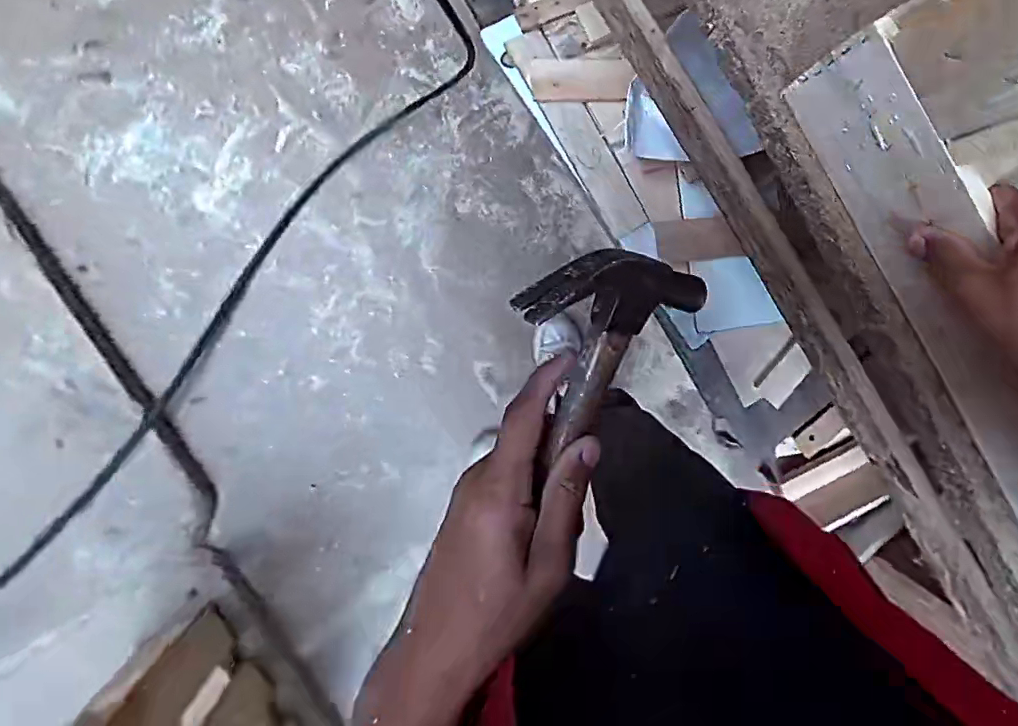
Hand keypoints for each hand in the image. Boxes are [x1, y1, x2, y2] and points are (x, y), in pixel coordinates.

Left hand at [354, 355, 598, 725]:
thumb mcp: (548, 564)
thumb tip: (588, 442)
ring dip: (547, 462)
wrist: (429, 661)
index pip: (523, 416)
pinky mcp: (462, 508)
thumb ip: (567, 499)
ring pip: (516, 456)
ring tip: (563, 516)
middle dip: (561, 433)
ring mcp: (465, 493)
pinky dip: (530, 476)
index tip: (570, 357)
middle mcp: (476, 480)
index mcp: (497, 489)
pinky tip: (540, 522)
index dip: (546, 379)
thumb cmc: (495, 615)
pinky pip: (504, 473)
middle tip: (588, 468)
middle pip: (524, 433)